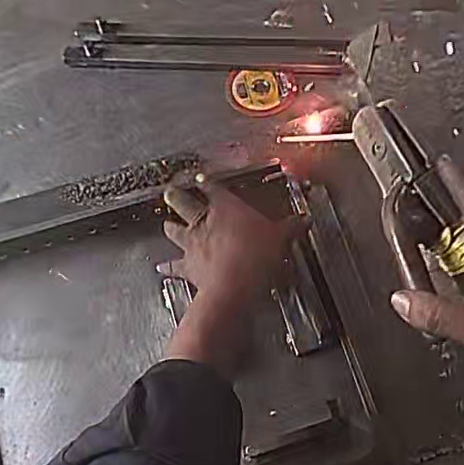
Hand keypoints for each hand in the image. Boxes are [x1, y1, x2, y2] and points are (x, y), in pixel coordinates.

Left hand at [161, 180, 304, 373]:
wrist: (234, 287)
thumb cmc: (255, 258)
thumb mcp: (280, 239)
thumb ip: (290, 228)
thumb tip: (303, 222)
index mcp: (226, 208)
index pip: (213, 188)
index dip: (207, 182)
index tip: (201, 177)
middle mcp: (204, 222)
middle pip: (184, 203)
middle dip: (177, 196)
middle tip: (170, 191)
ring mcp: (193, 245)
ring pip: (175, 231)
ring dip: (170, 227)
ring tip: (165, 223)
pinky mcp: (188, 268)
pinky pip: (174, 266)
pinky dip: (167, 267)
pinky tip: (160, 268)